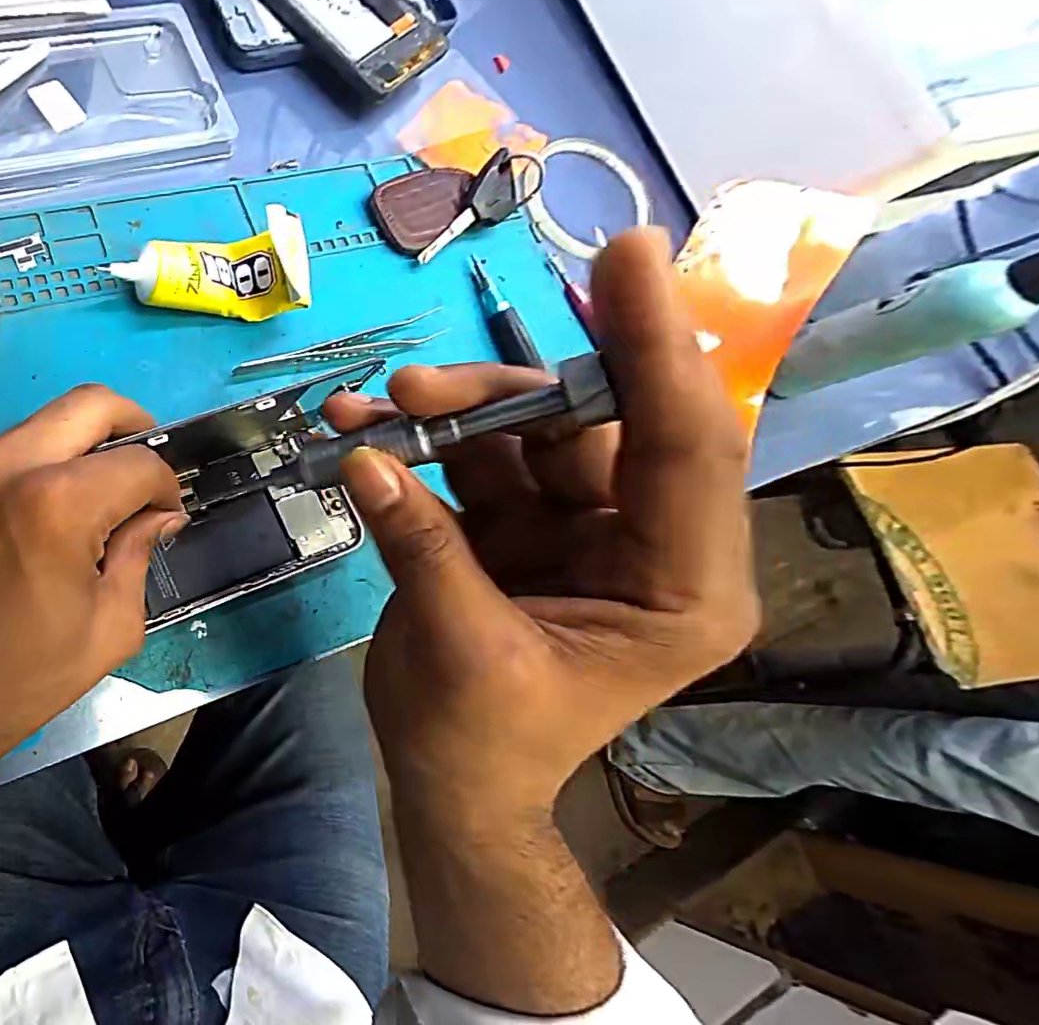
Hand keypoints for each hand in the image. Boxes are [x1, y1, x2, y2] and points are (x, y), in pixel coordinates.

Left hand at [0, 386, 186, 797]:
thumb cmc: (24, 678)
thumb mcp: (110, 626)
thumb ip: (141, 552)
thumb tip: (158, 514)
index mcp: (55, 504)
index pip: (137, 462)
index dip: (165, 486)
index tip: (164, 511)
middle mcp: (3, 466)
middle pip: (89, 403)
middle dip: (131, 426)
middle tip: (140, 471)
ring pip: (40, 425)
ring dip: (77, 450)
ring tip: (86, 500)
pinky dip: (29, 471)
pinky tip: (30, 518)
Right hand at [323, 229, 758, 820]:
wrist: (445, 779)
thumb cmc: (481, 740)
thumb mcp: (460, 646)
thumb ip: (420, 545)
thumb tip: (364, 457)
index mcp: (674, 583)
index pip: (681, 445)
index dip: (654, 349)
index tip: (628, 258)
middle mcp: (628, 540)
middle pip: (575, 428)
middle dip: (493, 396)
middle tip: (410, 387)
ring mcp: (558, 530)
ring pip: (508, 438)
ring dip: (436, 417)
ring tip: (367, 409)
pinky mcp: (498, 531)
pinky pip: (456, 469)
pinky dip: (407, 451)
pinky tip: (356, 433)